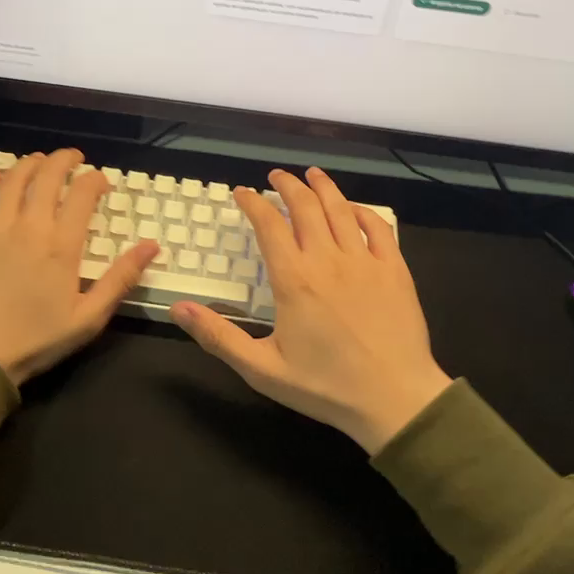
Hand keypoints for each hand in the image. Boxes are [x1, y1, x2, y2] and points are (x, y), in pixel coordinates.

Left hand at [0, 148, 157, 384]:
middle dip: (65, 160)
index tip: (101, 181)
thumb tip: (151, 246)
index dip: (95, 180)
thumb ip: (120, 279)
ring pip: (12, 178)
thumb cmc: (36, 341)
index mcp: (62, 246)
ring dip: (29, 163)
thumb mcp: (89, 318)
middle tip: (74, 159)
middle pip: (48, 175)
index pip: (82, 193)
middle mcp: (29, 227)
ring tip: (39, 162)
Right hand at [171, 167, 451, 452]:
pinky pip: (378, 227)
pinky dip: (361, 210)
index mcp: (293, 280)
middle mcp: (328, 259)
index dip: (253, 203)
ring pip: (340, 209)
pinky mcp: (394, 269)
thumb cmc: (326, 387)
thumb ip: (218, 336)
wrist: (395, 399)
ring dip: (323, 187)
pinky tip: (353, 208)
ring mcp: (365, 261)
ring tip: (311, 174)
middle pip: (305, 207)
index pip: (269, 224)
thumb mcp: (262, 369)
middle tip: (276, 176)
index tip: (242, 192)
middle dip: (287, 185)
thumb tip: (178, 308)